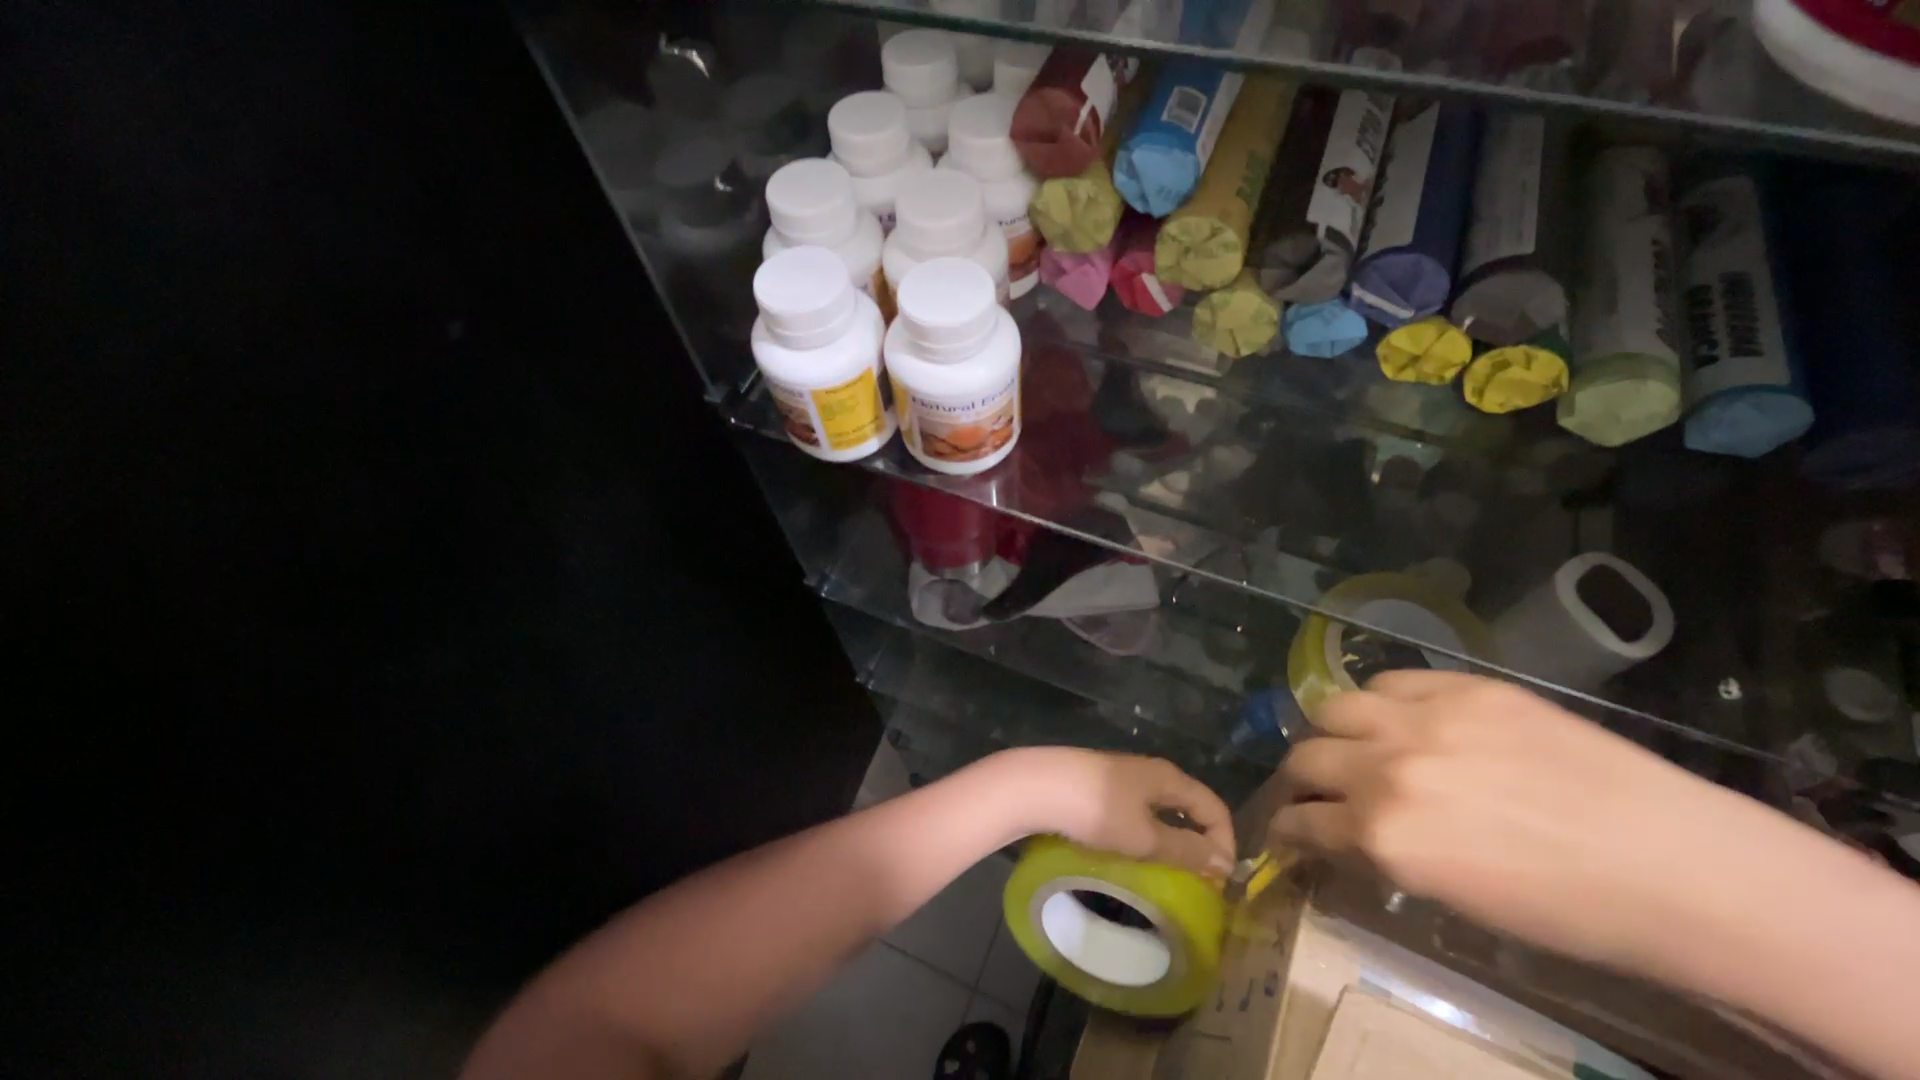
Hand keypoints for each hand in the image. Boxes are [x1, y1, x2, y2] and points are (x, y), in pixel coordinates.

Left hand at [1006, 748, 1234, 878]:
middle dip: (1198, 840)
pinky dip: (1143, 832)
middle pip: (1187, 804)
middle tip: (1198, 878)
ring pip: (1158, 808)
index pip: (1213, 806)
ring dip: (1169, 837)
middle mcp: (1148, 771)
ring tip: (1166, 870)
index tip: (1220, 879)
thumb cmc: (1095, 810)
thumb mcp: (1144, 837)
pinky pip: (1133, 810)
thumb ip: (1184, 849)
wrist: (1033, 786)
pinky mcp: (1095, 785)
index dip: (1224, 841)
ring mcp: (1119, 777)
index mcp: (1167, 777)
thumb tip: (1224, 861)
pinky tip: (1129, 851)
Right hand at [1268, 671, 1813, 969]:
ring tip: (1353, 745)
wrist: (1677, 868)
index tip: (1286, 833)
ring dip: (1332, 732)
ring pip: (1334, 706)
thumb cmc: (1569, 912)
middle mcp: (1387, 768)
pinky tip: (1402, 720)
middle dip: (1299, 780)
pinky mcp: (1467, 687)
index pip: (1299, 823)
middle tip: (1315, 792)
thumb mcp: (1452, 898)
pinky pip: (1391, 681)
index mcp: (1383, 835)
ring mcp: (1425, 718)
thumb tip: (1347, 835)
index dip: (1285, 831)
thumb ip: (1385, 855)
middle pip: (1305, 757)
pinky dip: (1382, 703)